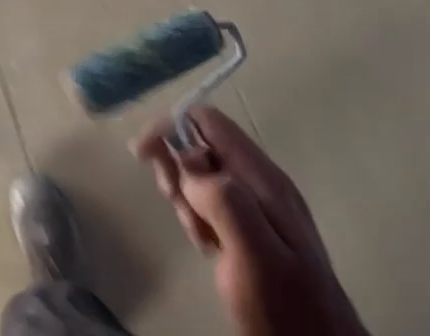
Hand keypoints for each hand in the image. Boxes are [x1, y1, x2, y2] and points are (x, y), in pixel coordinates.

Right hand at [134, 108, 368, 335]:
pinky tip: (206, 245)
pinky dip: (196, 216)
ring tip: (200, 237)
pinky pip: (210, 204)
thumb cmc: (287, 308)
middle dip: (177, 169)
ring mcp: (256, 208)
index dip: (171, 128)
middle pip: (201, 145)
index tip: (143, 155)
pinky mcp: (250, 231)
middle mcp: (260, 184)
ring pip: (202, 176)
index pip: (209, 121)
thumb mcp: (255, 255)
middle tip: (180, 208)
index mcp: (263, 179)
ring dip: (186, 197)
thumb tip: (187, 162)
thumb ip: (224, 201)